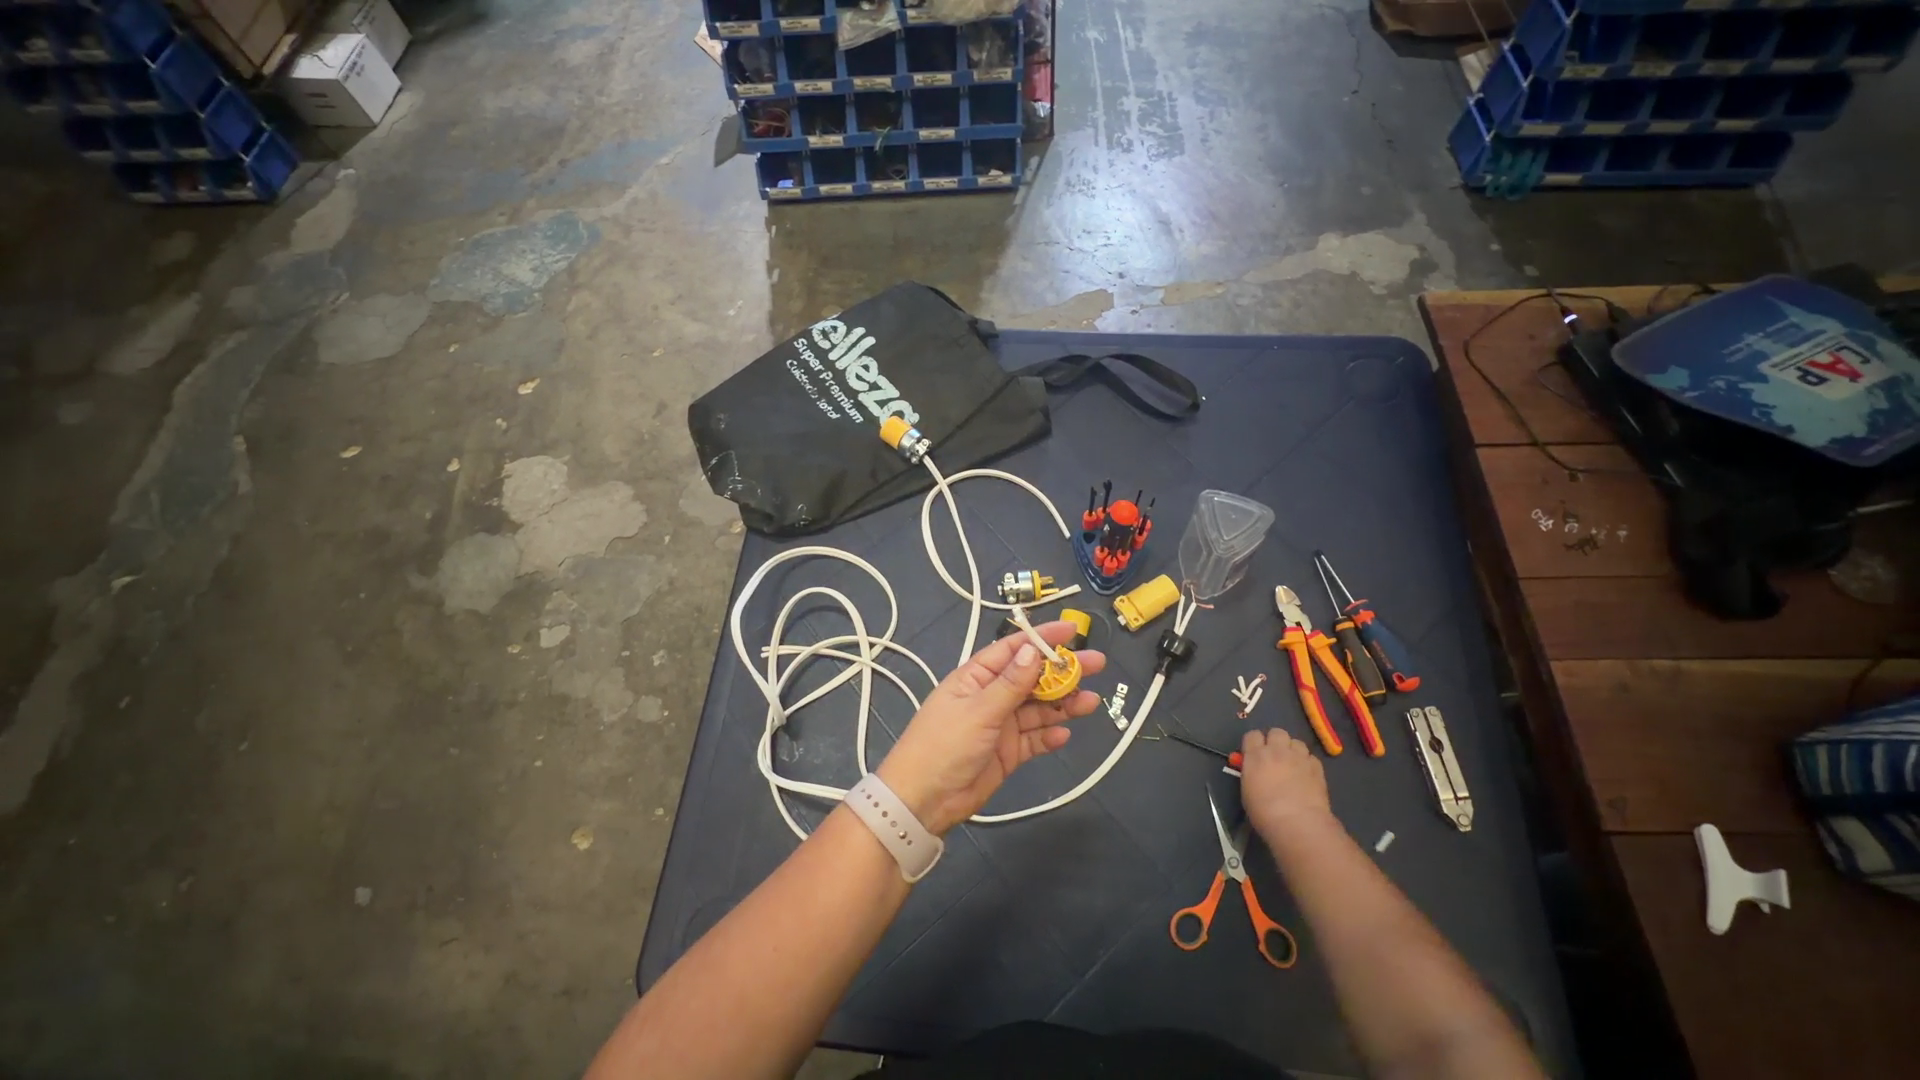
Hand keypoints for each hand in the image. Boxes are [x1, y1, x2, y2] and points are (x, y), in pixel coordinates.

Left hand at [876, 621, 1104, 836]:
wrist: (923, 801)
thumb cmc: (943, 745)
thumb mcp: (978, 710)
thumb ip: (1010, 683)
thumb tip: (1033, 650)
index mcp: (975, 677)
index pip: (1013, 649)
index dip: (1042, 638)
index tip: (1072, 630)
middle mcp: (990, 696)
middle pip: (1032, 678)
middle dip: (1063, 671)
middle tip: (1097, 664)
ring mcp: (1000, 725)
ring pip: (1038, 708)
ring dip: (1063, 704)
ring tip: (1091, 702)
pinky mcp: (1007, 753)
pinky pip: (1034, 739)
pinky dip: (1049, 736)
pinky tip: (1064, 734)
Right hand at [1239, 728, 1333, 839]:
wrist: (1297, 822)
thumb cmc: (1264, 812)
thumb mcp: (1247, 791)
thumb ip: (1251, 774)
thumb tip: (1255, 771)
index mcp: (1256, 756)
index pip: (1252, 735)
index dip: (1254, 743)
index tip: (1254, 753)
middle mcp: (1277, 750)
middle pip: (1276, 732)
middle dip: (1275, 741)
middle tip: (1275, 757)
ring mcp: (1299, 757)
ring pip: (1296, 742)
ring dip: (1293, 750)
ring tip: (1293, 765)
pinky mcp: (1317, 766)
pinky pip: (1311, 757)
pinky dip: (1308, 763)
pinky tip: (1307, 775)